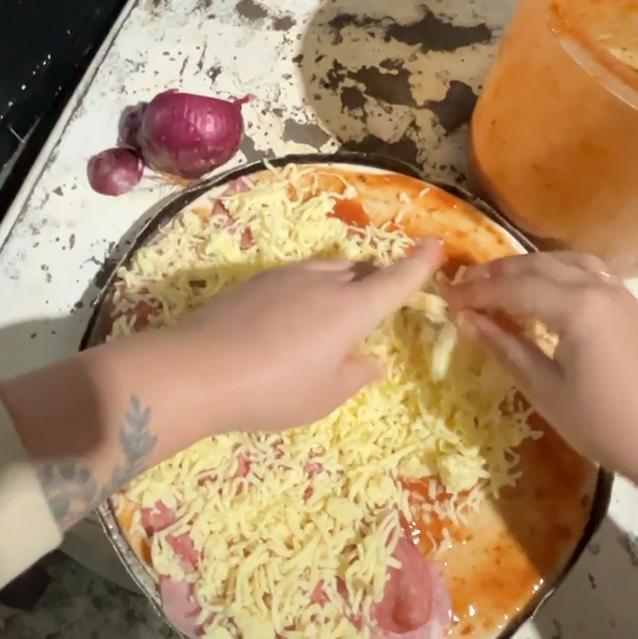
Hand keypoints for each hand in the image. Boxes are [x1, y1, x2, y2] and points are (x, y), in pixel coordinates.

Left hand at [155, 238, 444, 436]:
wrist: (200, 368)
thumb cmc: (274, 390)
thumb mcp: (324, 395)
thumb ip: (354, 375)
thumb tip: (372, 361)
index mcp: (351, 309)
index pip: (395, 280)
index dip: (419, 264)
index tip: (437, 243)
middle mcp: (322, 282)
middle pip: (359, 270)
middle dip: (375, 279)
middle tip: (376, 302)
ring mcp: (285, 276)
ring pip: (326, 269)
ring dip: (340, 282)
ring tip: (332, 313)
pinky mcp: (255, 280)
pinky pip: (296, 277)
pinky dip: (308, 290)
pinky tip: (291, 319)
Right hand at [446, 252, 637, 492]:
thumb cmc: (611, 427)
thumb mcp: (548, 391)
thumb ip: (507, 349)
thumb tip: (469, 320)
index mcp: (576, 306)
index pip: (512, 287)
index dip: (475, 291)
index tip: (446, 299)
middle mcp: (598, 288)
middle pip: (537, 265)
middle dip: (497, 273)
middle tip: (465, 287)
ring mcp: (621, 295)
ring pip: (565, 262)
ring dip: (528, 267)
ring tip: (501, 284)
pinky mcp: (634, 309)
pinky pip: (587, 273)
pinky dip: (557, 273)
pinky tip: (546, 295)